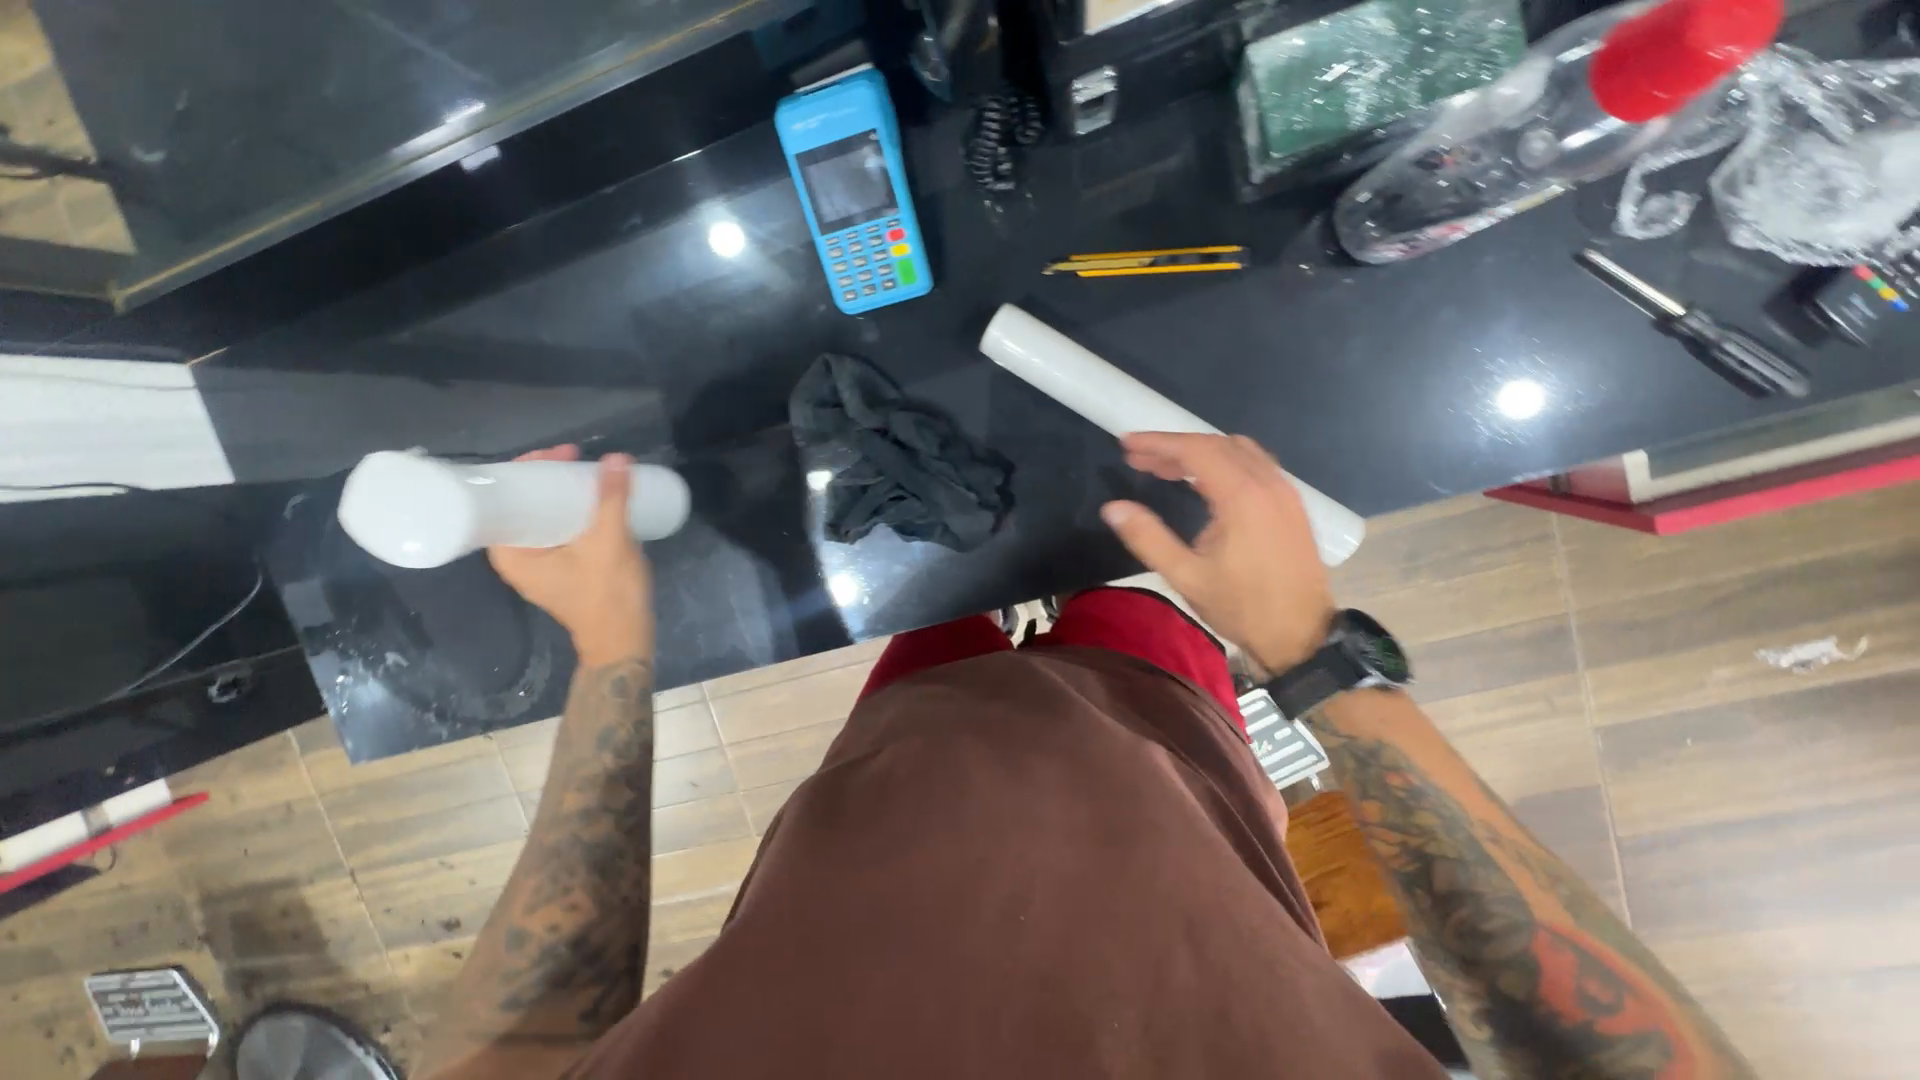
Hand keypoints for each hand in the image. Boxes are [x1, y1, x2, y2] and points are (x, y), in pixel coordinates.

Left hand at [487, 445, 653, 668]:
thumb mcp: (610, 541)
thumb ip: (612, 499)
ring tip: (583, 473)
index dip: (524, 471)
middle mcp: (517, 561)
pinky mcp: (560, 571)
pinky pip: (556, 531)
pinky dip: (568, 513)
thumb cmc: (608, 594)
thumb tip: (615, 458)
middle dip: (544, 479)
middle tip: (572, 459)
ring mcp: (539, 568)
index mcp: (511, 555)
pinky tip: (589, 500)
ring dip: (558, 495)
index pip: (500, 500)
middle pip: (521, 506)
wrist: (626, 640)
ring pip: (540, 519)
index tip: (555, 456)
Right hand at [1100, 432, 1335, 671]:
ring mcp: (1285, 491)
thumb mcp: (1186, 577)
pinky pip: (1256, 465)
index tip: (1127, 444)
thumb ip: (1148, 538)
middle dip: (1174, 446)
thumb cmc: (1242, 608)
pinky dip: (1224, 462)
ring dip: (1200, 452)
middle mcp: (1268, 483)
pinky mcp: (1292, 504)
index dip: (1158, 443)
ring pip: (1239, 451)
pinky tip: (1204, 482)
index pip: (1195, 450)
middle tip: (1138, 459)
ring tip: (1165, 468)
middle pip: (1216, 444)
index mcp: (1242, 497)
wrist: (1302, 635)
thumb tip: (1113, 508)